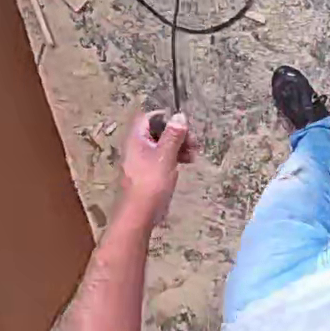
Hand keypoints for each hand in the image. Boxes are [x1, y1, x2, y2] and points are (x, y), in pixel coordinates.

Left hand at [118, 111, 194, 227]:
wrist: (139, 214)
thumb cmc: (151, 182)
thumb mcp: (166, 156)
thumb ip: (173, 135)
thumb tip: (179, 116)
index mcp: (136, 138)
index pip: (149, 117)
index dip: (166, 118)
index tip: (183, 126)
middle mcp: (136, 146)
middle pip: (157, 131)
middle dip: (176, 134)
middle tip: (193, 143)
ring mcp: (140, 160)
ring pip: (161, 145)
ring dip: (178, 146)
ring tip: (193, 155)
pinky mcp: (146, 173)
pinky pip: (160, 158)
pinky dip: (173, 158)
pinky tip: (185, 163)